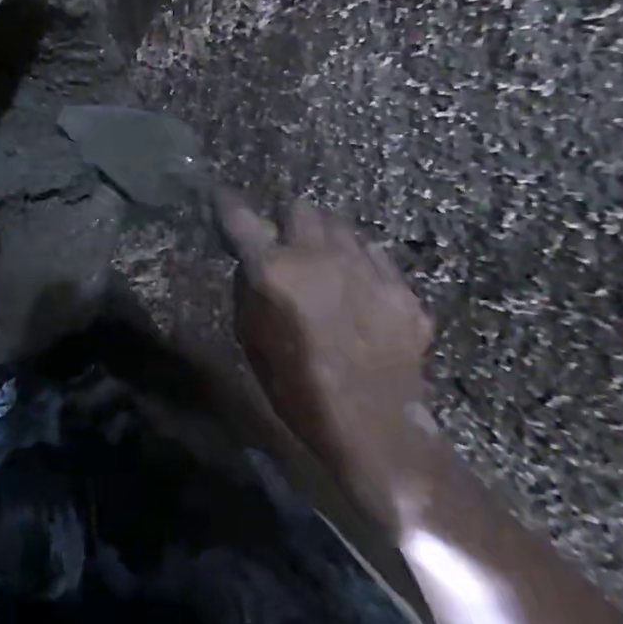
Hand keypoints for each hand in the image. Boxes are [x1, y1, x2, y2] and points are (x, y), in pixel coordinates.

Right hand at [219, 191, 432, 488]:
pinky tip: (362, 294)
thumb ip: (251, 289)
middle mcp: (321, 256)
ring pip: (342, 227)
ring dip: (328, 241)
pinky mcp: (401, 286)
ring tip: (329, 270)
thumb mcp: (253, 341)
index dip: (228, 203)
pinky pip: (375, 255)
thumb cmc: (299, 391)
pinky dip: (362, 265)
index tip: (221, 194)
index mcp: (277, 272)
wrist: (376, 429)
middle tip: (290, 247)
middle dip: (291, 223)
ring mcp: (367, 268)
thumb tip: (255, 259)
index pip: (242, 218)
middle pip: (301, 208)